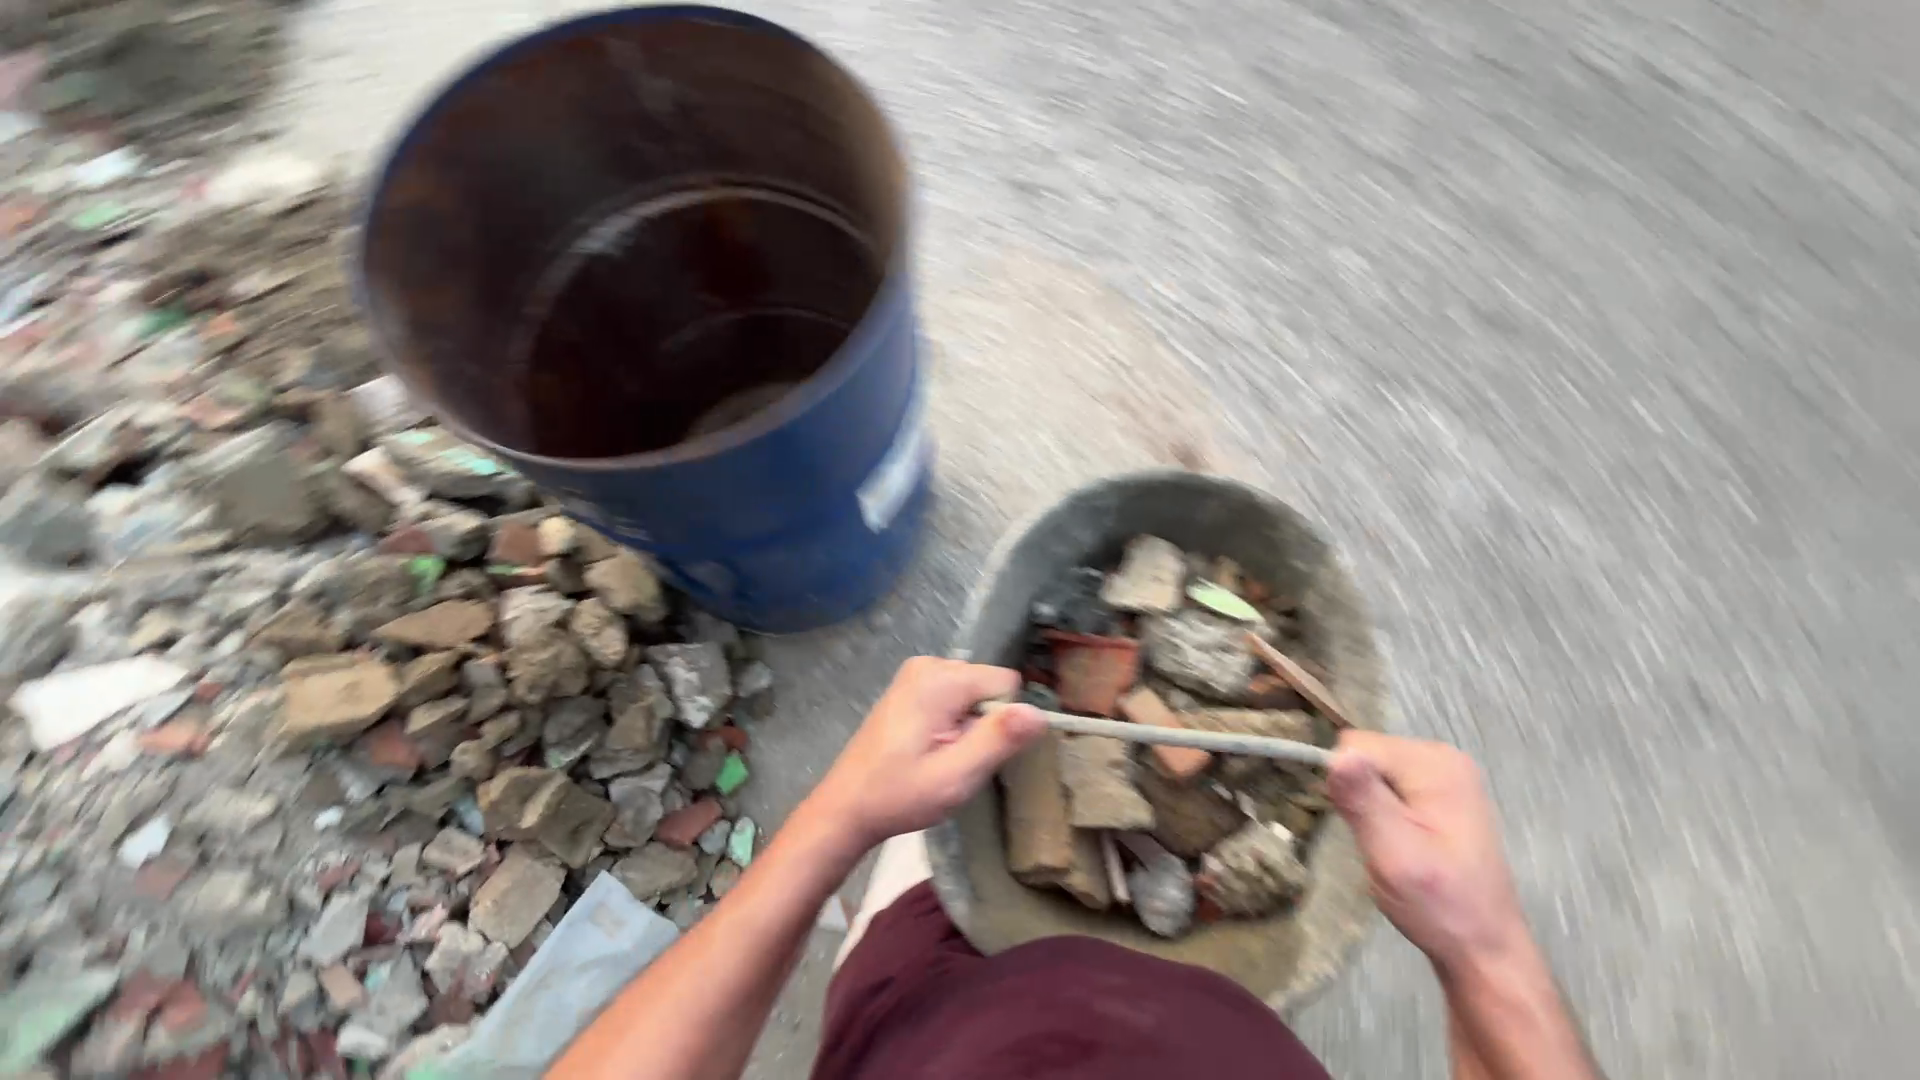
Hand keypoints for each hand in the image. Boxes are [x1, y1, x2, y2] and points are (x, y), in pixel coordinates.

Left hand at [806, 657, 1046, 848]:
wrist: (847, 806)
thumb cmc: (900, 795)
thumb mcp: (956, 776)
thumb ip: (998, 740)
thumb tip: (1039, 712)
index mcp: (940, 679)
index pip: (1006, 683)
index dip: (1000, 721)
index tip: (975, 750)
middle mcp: (928, 664)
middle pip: (988, 684)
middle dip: (983, 721)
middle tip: (955, 758)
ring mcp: (916, 672)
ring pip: (973, 692)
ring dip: (967, 724)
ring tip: (940, 755)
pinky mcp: (910, 686)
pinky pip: (954, 695)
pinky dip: (951, 720)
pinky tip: (929, 746)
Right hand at [1327, 731, 1531, 973]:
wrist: (1484, 949)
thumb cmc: (1440, 905)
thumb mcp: (1394, 854)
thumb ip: (1364, 801)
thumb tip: (1338, 755)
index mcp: (1436, 764)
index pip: (1355, 746)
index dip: (1347, 786)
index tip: (1365, 827)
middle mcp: (1443, 758)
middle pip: (1365, 754)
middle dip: (1359, 795)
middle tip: (1380, 841)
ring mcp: (1444, 775)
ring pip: (1372, 770)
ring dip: (1369, 806)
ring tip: (1392, 844)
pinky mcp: (1440, 793)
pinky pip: (1387, 785)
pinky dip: (1382, 811)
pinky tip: (1401, 841)